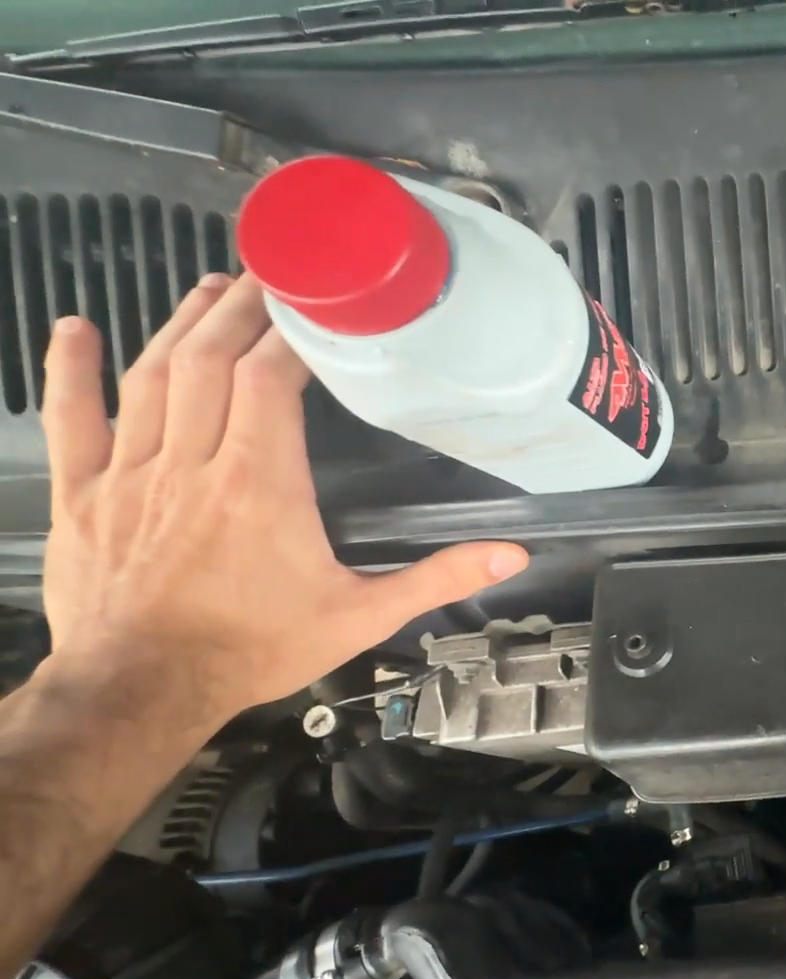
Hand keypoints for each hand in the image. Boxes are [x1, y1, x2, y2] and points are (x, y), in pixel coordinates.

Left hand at [37, 273, 527, 727]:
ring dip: (181, 326)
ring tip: (213, 289)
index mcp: (260, 487)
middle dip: (241, 313)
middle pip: (208, 363)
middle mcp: (192, 467)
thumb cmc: (256, 648)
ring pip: (150, 379)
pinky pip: (74, 419)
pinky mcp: (84, 497)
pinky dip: (69, 369)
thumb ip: (440, 577)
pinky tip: (74, 329)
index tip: (315, 309)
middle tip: (273, 276)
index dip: (288, 339)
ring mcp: (130, 477)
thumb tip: (512, 556)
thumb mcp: (366, 614)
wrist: (143, 690)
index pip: (265, 384)